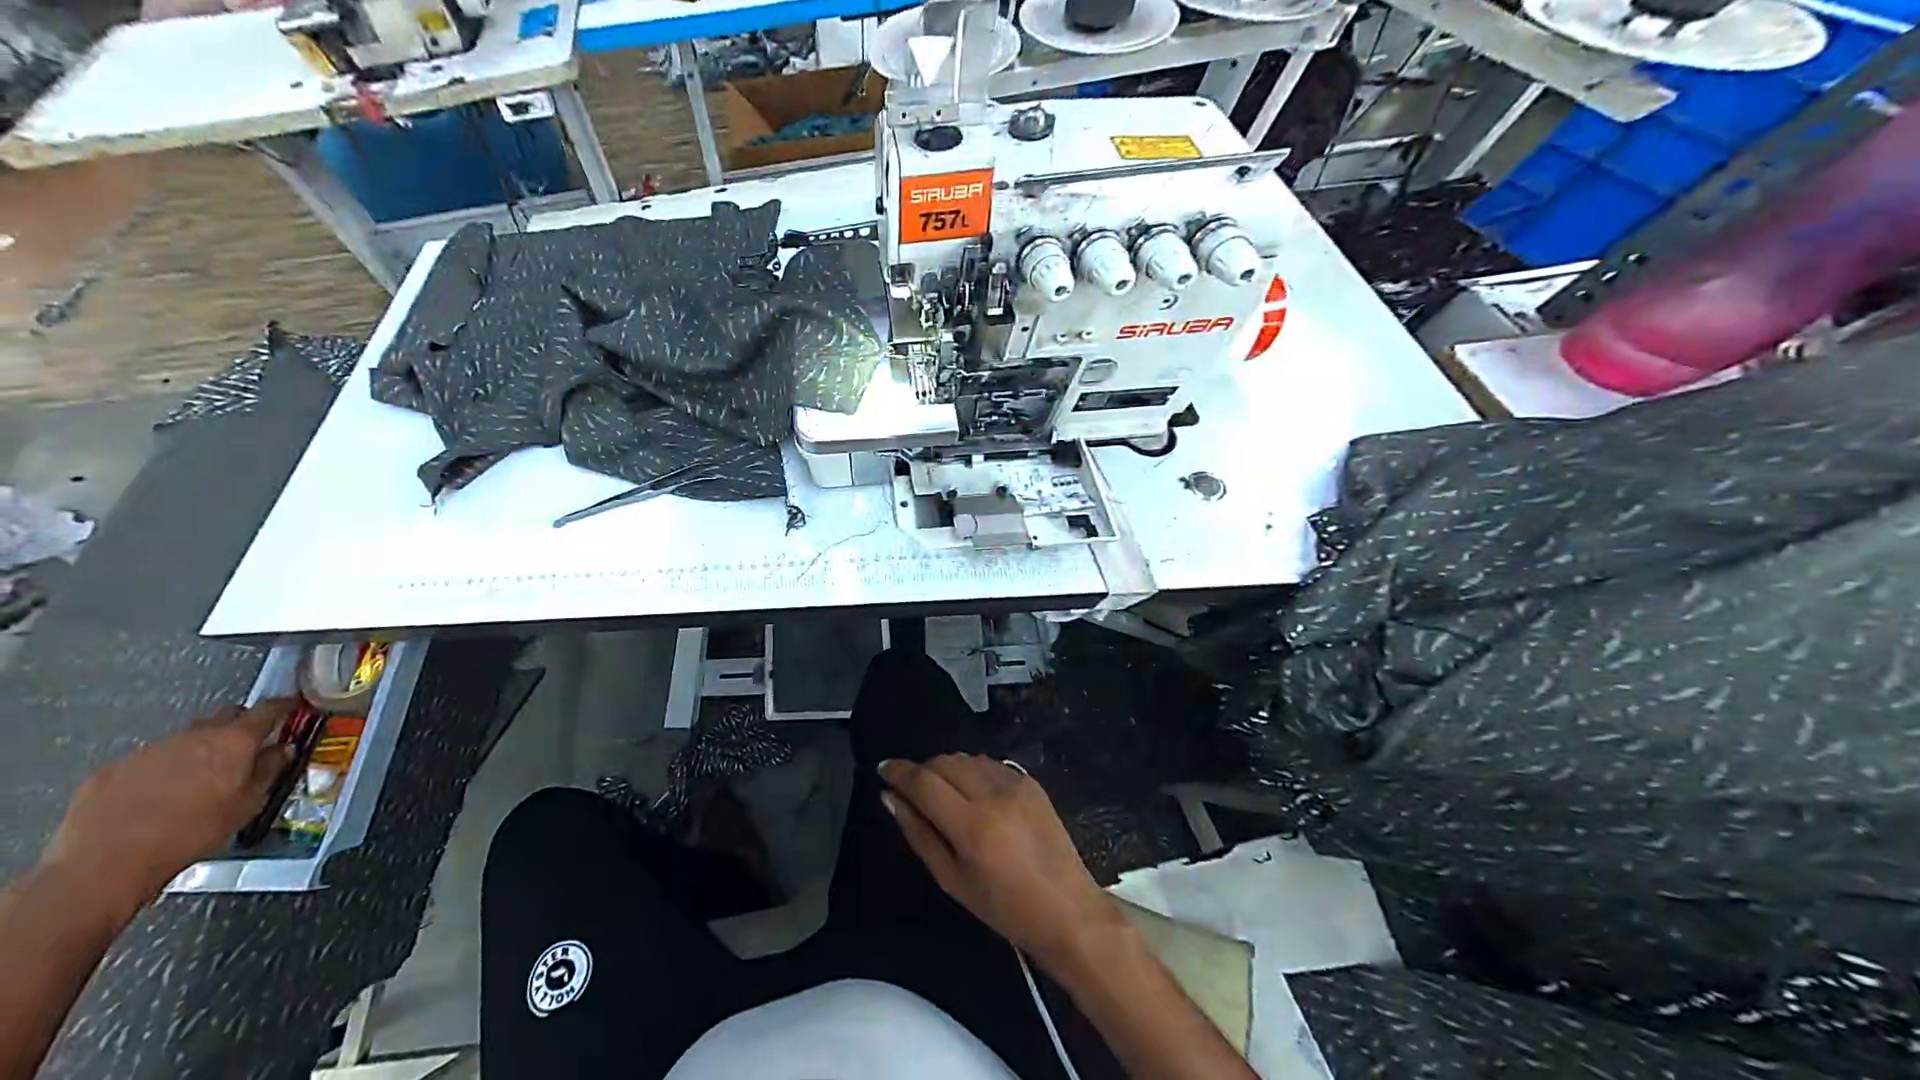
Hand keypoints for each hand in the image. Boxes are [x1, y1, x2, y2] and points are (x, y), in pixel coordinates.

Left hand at [41, 701, 294, 916]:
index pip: (267, 710)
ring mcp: (148, 750)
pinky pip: (147, 760)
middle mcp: (193, 736)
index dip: (283, 707)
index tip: (289, 707)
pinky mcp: (113, 768)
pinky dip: (160, 770)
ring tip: (197, 780)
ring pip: (185, 739)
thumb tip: (281, 751)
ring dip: (198, 750)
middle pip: (224, 717)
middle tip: (245, 747)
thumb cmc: (190, 833)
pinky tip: (157, 796)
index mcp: (233, 741)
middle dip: (239, 727)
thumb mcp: (247, 804)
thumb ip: (269, 770)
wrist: (106, 862)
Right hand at [879, 754, 1125, 965]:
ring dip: (947, 768)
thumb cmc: (1004, 908)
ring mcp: (1016, 784)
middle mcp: (993, 795)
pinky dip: (974, 771)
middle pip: (944, 761)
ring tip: (943, 793)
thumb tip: (890, 798)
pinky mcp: (1032, 783)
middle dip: (922, 770)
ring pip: (967, 757)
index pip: (924, 781)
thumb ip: (919, 834)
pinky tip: (973, 793)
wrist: (1067, 909)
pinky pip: (991, 763)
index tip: (883, 768)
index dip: (898, 771)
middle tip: (912, 790)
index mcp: (971, 825)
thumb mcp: (951, 880)